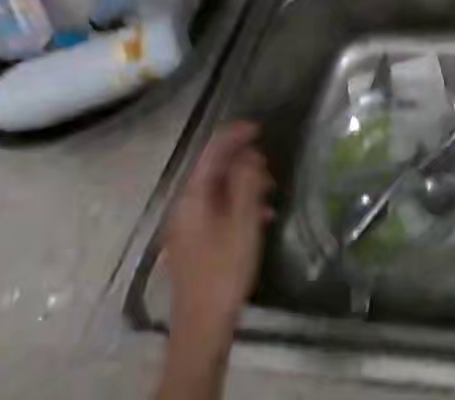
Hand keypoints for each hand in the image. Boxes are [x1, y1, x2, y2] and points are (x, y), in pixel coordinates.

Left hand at [163, 121, 273, 346]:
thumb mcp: (243, 222)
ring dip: (242, 185)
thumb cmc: (225, 269)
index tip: (260, 127)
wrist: (202, 326)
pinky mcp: (193, 243)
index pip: (212, 151)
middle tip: (270, 167)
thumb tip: (249, 153)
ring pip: (216, 191)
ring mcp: (186, 225)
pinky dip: (236, 205)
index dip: (235, 134)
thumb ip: (246, 182)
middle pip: (213, 170)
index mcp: (193, 195)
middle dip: (242, 161)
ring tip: (270, 193)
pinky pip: (215, 210)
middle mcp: (184, 204)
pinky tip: (258, 219)